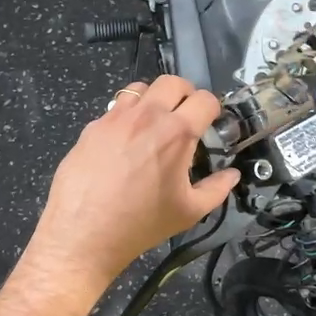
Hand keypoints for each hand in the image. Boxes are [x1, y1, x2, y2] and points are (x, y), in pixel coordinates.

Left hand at [30, 75, 240, 281]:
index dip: (213, 109)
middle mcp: (146, 116)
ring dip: (154, 99)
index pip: (204, 100)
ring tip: (154, 124)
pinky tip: (126, 140)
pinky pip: (115, 108)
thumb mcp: (189, 212)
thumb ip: (216, 189)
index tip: (210, 123)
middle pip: (173, 82)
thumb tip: (232, 175)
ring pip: (141, 88)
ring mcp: (115, 118)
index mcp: (176, 133)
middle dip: (185, 95)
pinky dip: (127, 115)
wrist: (84, 233)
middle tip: (185, 117)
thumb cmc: (141, 223)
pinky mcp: (92, 126)